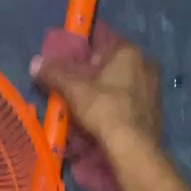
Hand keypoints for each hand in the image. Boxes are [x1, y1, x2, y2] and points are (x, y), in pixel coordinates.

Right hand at [30, 23, 163, 154]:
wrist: (134, 148)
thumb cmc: (105, 110)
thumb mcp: (73, 90)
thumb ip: (54, 73)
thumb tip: (34, 62)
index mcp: (129, 51)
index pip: (102, 42)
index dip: (83, 55)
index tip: (70, 71)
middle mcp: (146, 63)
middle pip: (112, 66)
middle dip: (93, 77)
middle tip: (76, 94)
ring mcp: (154, 88)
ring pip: (122, 85)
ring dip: (105, 94)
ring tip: (88, 111)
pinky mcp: (155, 110)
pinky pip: (130, 103)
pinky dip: (117, 109)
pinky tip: (105, 122)